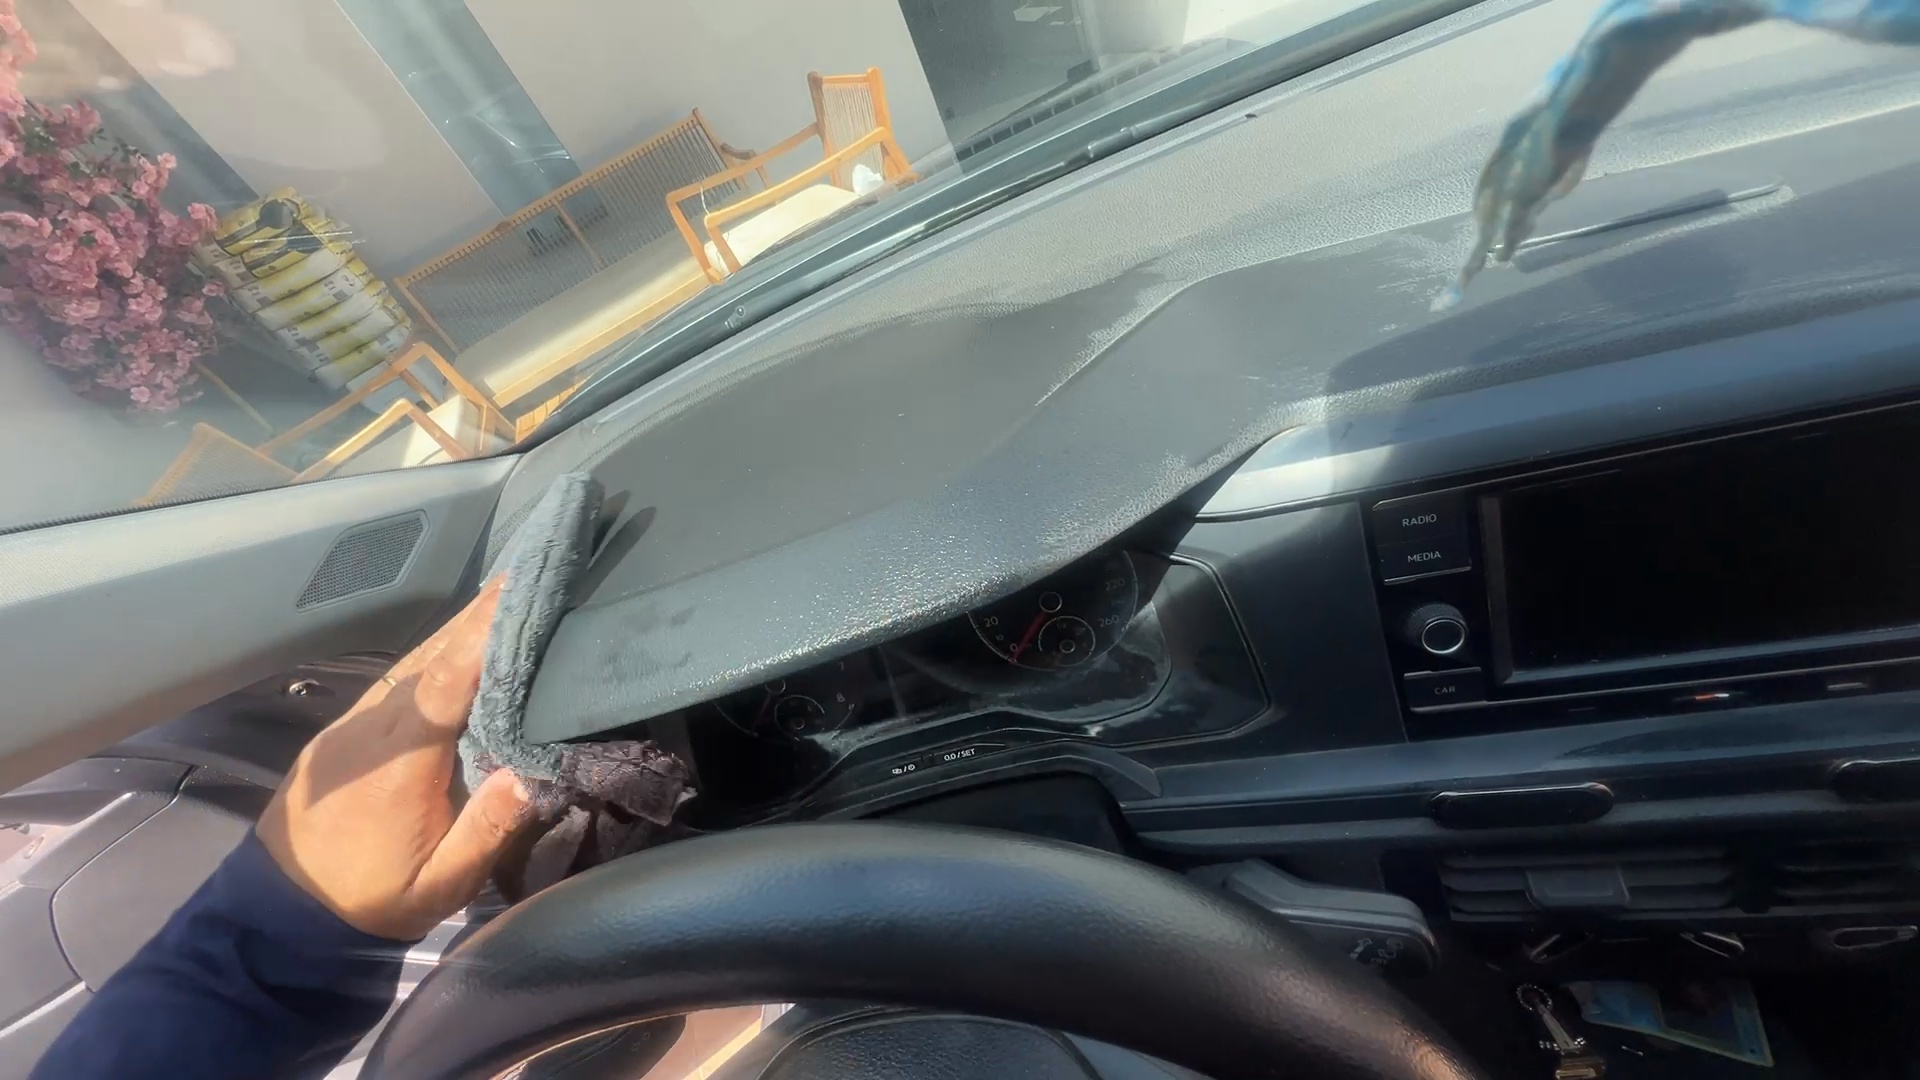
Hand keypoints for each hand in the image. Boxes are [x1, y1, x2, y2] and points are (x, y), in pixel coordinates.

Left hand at [256, 579, 531, 939]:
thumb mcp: (441, 884)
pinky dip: (445, 644)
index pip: (444, 683)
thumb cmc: (370, 901)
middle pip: (434, 654)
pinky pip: (406, 672)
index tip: (520, 594)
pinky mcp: (350, 724)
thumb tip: (541, 771)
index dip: (483, 635)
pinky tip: (471, 631)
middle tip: (534, 573)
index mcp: (397, 763)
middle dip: (484, 612)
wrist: (276, 920)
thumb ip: (490, 828)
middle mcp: (371, 728)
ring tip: (514, 588)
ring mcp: (354, 722)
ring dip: (467, 622)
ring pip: (419, 656)